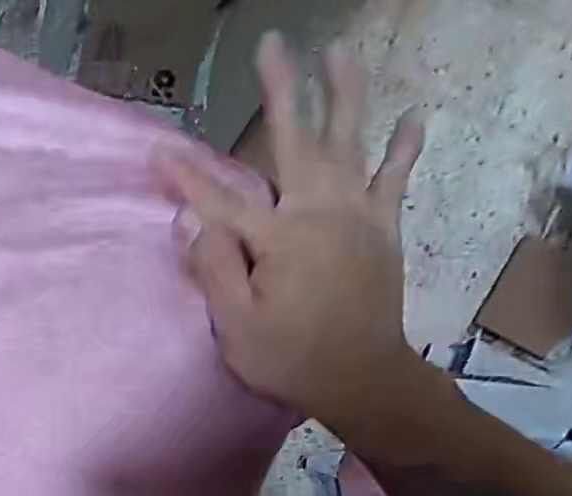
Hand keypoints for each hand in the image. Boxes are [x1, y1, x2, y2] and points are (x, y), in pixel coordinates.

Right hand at [159, 33, 425, 425]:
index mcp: (280, 238)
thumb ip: (214, 269)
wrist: (359, 377)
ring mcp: (357, 216)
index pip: (221, 201)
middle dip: (281, 90)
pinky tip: (412, 117)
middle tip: (273, 43)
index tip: (159, 152)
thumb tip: (190, 220)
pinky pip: (394, 179)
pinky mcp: (381, 230)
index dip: (186, 179)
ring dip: (344, 93)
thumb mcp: (236, 326)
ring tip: (340, 52)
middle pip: (296, 141)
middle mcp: (322, 212)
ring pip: (350, 142)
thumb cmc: (289, 357)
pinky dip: (403, 148)